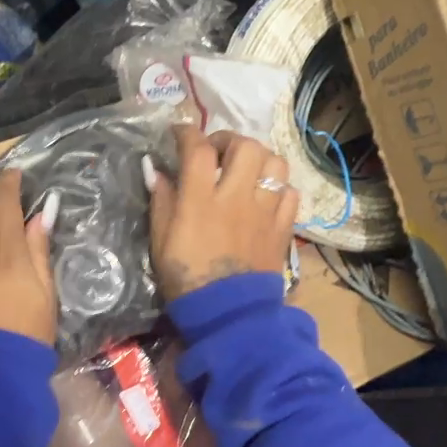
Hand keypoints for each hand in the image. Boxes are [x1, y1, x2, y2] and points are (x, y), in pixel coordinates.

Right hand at [146, 126, 300, 301]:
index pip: (197, 148)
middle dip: (228, 140)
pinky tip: (265, 195)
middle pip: (244, 146)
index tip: (179, 133)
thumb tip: (156, 169)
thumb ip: (161, 199)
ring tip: (245, 168)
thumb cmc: (184, 275)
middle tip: (216, 152)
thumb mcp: (160, 237)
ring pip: (274, 162)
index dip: (187, 133)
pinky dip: (279, 186)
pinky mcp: (283, 226)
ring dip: (258, 158)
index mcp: (200, 199)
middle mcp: (235, 196)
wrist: (227, 313)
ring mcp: (264, 210)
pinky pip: (290, 192)